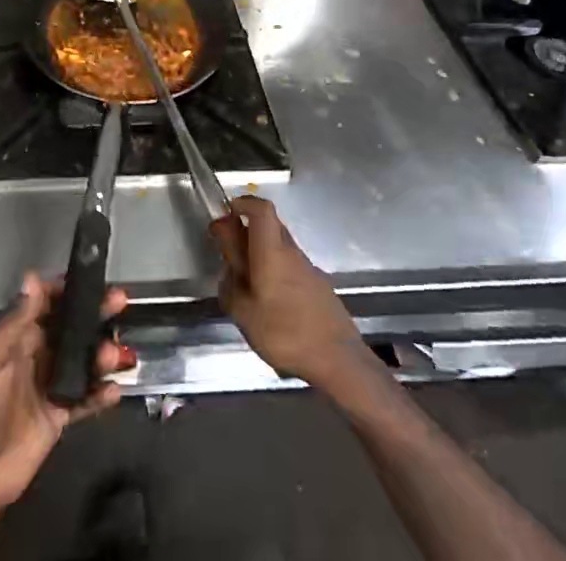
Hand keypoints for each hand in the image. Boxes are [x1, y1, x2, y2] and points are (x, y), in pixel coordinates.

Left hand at [0, 272, 129, 510]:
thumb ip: (14, 322)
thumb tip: (33, 278)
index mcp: (13, 338)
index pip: (42, 305)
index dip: (64, 291)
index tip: (89, 280)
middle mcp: (34, 356)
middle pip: (68, 329)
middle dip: (93, 314)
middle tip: (119, 301)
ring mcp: (49, 385)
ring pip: (82, 361)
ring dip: (101, 354)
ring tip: (115, 354)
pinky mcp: (60, 416)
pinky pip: (86, 399)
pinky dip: (101, 394)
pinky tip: (114, 390)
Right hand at [209, 195, 368, 388]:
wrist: (340, 362)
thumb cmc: (284, 333)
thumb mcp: (242, 309)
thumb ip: (230, 280)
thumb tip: (228, 263)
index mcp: (271, 252)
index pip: (261, 209)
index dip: (243, 204)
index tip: (226, 214)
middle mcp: (292, 253)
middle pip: (269, 226)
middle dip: (245, 232)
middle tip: (228, 255)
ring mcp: (309, 270)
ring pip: (279, 248)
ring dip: (258, 255)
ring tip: (245, 288)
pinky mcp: (318, 287)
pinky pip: (289, 267)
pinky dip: (273, 273)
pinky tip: (268, 304)